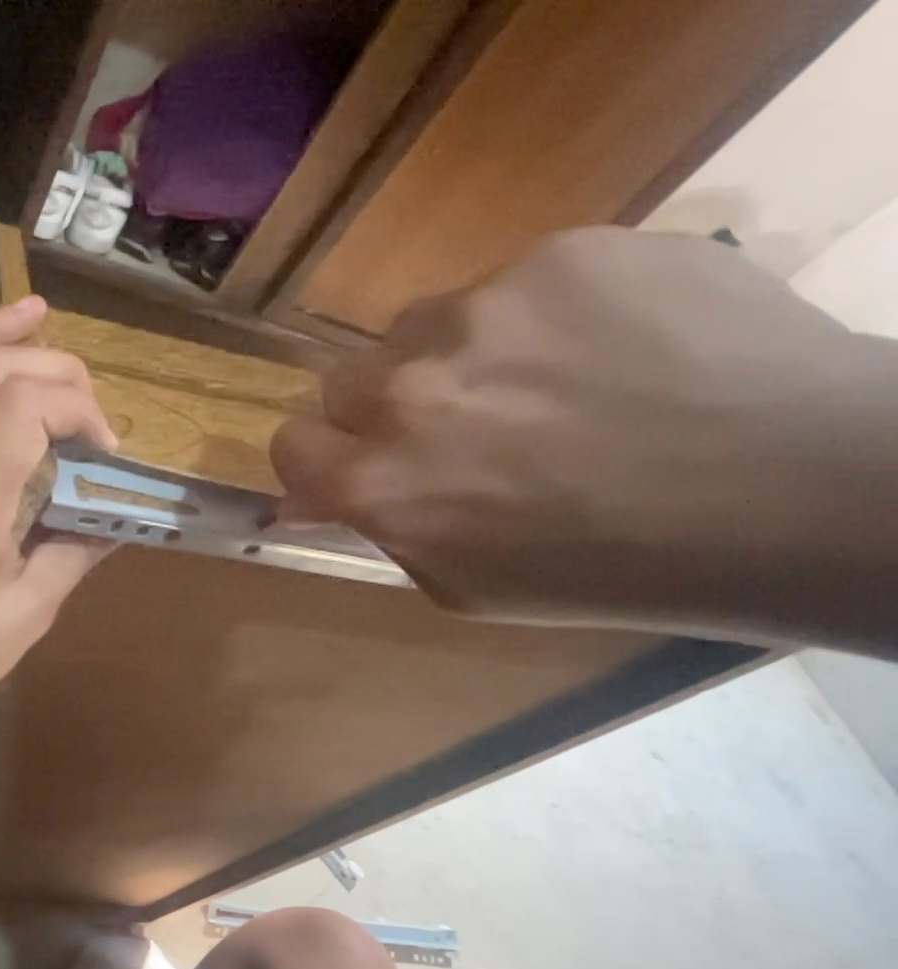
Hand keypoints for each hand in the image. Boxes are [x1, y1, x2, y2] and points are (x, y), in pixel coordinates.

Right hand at [272, 226, 897, 649]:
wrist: (807, 490)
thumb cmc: (619, 567)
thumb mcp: (469, 583)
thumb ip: (380, 530)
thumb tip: (307, 500)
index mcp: (380, 481)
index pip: (292, 443)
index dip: (326, 454)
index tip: (364, 463)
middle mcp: (407, 391)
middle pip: (347, 379)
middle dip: (387, 405)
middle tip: (467, 426)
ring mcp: (482, 312)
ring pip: (426, 324)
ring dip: (461, 354)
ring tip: (553, 381)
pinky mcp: (562, 255)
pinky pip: (518, 282)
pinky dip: (548, 313)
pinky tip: (619, 344)